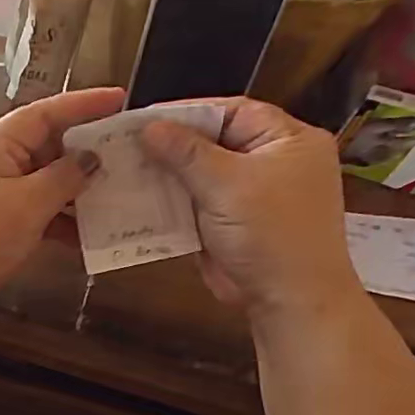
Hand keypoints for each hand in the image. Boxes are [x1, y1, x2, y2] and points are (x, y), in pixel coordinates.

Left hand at [0, 87, 124, 315]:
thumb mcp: (28, 205)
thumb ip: (64, 178)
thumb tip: (91, 159)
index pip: (45, 113)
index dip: (84, 104)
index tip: (119, 99)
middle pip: (48, 146)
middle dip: (85, 153)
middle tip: (125, 155)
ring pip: (45, 181)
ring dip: (76, 191)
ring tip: (114, 195)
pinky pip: (37, 209)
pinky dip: (60, 219)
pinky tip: (87, 234)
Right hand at [139, 99, 361, 319]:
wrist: (289, 301)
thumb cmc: (270, 234)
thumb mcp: (227, 184)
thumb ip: (187, 153)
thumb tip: (150, 127)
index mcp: (286, 140)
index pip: (231, 112)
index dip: (187, 113)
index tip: (145, 118)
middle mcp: (271, 163)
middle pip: (214, 143)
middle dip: (173, 147)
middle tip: (127, 145)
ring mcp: (251, 197)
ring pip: (202, 178)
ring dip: (168, 178)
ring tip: (125, 171)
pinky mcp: (233, 226)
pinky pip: (199, 207)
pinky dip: (173, 205)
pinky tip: (140, 200)